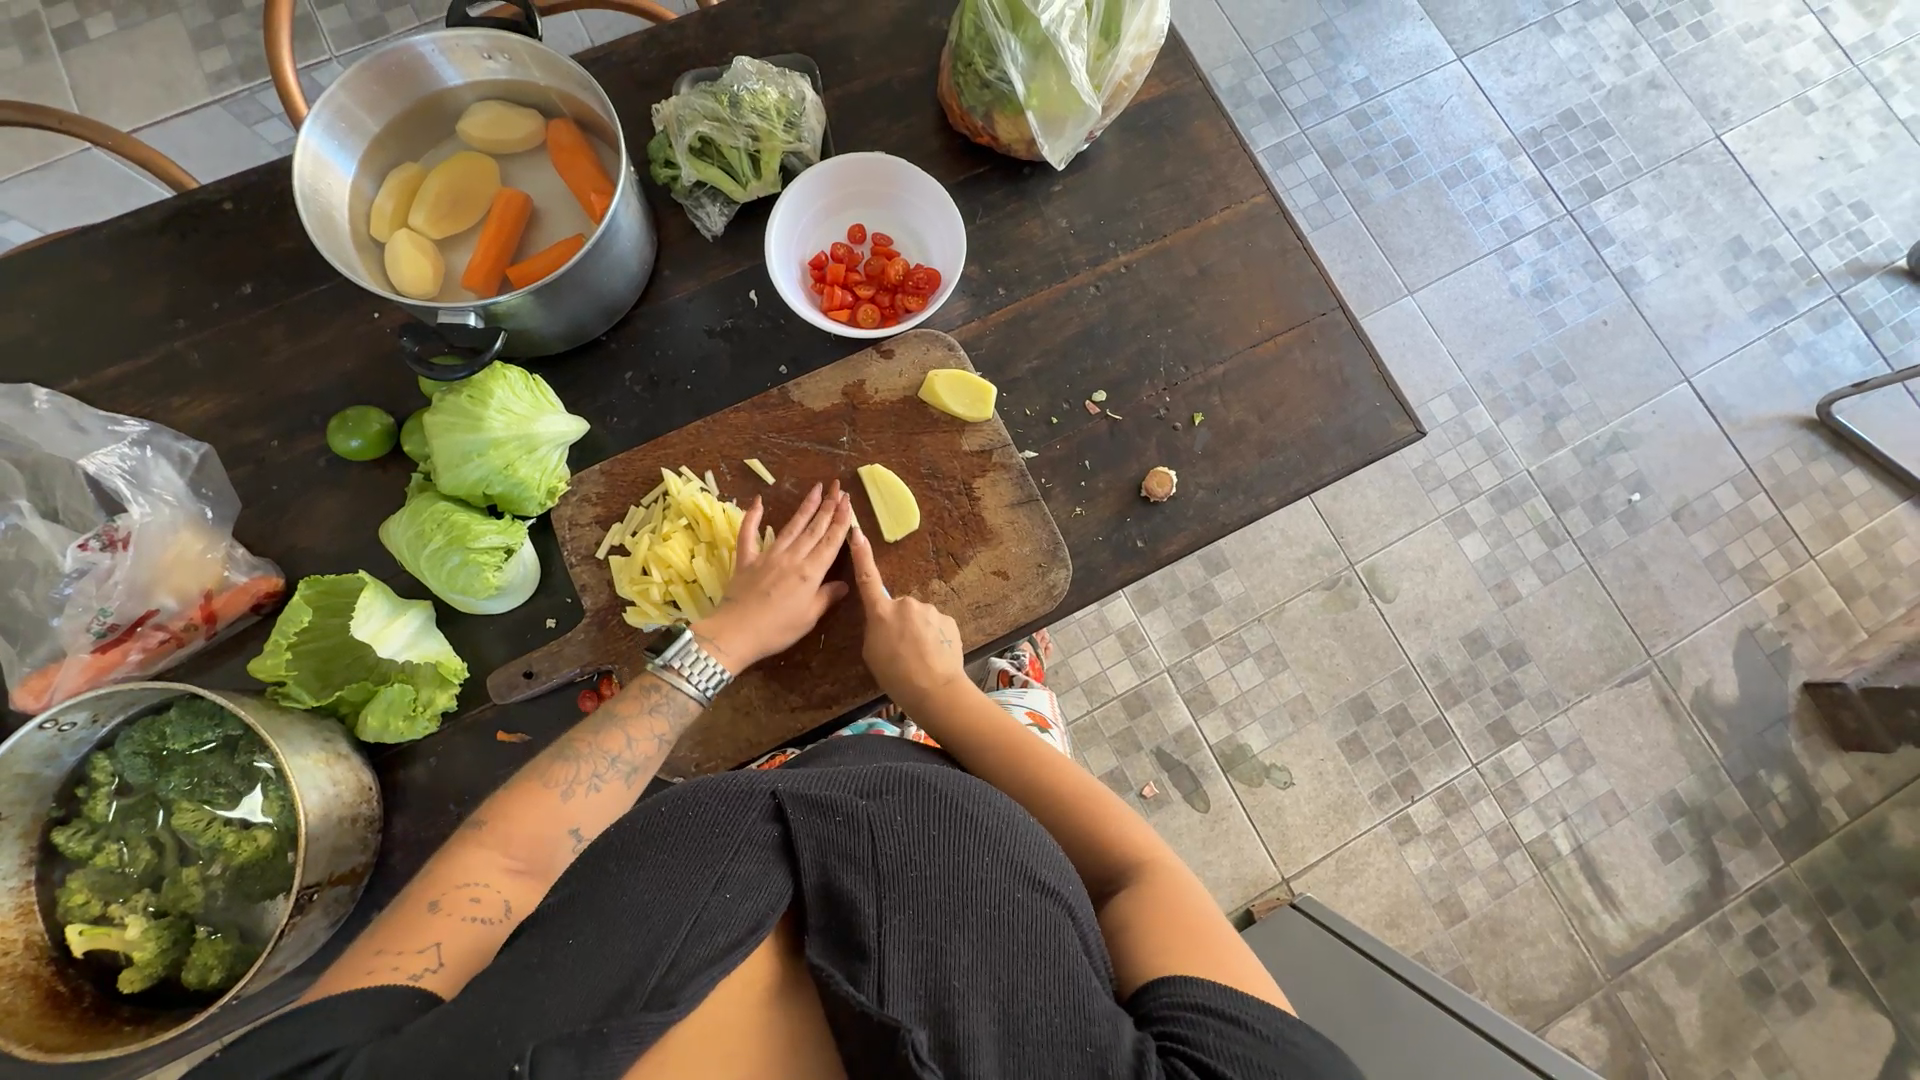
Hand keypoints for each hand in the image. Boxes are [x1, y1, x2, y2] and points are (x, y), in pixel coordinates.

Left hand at [691, 482, 853, 671]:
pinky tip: (758, 501)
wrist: (735, 633)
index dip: (841, 520)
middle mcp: (792, 557)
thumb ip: (826, 597)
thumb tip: (843, 585)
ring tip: (816, 489)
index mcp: (810, 572)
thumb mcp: (809, 618)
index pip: (830, 541)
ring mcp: (768, 556)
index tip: (848, 502)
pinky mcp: (747, 560)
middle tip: (838, 487)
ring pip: (791, 527)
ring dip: (805, 507)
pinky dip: (752, 517)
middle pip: (814, 528)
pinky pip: (749, 534)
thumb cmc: (777, 630)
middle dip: (828, 506)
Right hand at [848, 522, 967, 709]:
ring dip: (920, 634)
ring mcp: (929, 610)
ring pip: (921, 619)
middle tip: (902, 652)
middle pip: (900, 610)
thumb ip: (876, 630)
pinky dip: (936, 639)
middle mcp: (906, 604)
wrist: (934, 689)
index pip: (868, 578)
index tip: (858, 532)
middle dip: (901, 625)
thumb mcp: (872, 653)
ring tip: (920, 659)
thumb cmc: (895, 675)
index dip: (861, 555)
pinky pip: (937, 627)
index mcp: (881, 612)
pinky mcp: (948, 620)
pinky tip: (935, 657)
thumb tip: (885, 623)